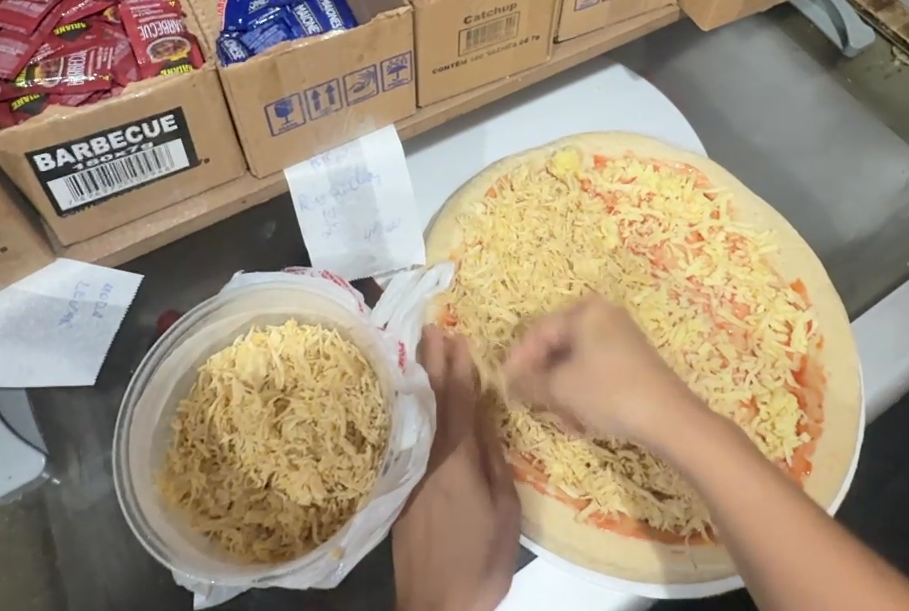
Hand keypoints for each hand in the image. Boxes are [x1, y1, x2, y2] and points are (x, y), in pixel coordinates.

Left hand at [393, 325, 519, 610]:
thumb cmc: (481, 556)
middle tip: (431, 326)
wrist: (437, 603)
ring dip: (420, 377)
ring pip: (417, 410)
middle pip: (432, 397)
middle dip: (432, 359)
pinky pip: (410, 430)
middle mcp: (430, 453)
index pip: (459, 399)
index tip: (458, 334)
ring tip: (420, 348)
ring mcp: (413, 467)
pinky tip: (414, 397)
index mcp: (458, 456)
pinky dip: (414, 405)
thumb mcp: (505, 507)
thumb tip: (484, 415)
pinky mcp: (403, 483)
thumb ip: (493, 457)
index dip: (459, 365)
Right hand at [503, 295, 704, 446]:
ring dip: (564, 391)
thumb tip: (508, 381)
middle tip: (533, 403)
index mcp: (584, 311)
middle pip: (559, 346)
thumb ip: (530, 381)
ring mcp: (621, 336)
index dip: (519, 360)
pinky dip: (584, 392)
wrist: (670, 418)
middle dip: (544, 379)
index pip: (539, 332)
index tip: (505, 385)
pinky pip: (596, 370)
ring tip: (563, 419)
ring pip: (577, 362)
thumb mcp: (561, 388)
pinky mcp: (634, 360)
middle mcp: (603, 315)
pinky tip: (583, 420)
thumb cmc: (609, 392)